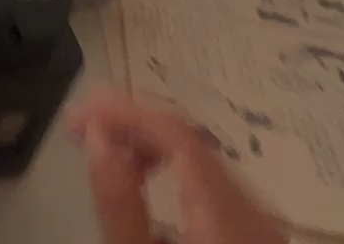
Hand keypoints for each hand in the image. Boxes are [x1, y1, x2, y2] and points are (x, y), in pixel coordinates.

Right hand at [67, 90, 286, 243]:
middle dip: (132, 127)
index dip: (124, 111)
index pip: (178, 135)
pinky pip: (215, 189)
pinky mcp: (259, 243)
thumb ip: (119, 201)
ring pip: (204, 163)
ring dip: (150, 148)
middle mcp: (259, 218)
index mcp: (229, 220)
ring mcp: (266, 233)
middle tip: (80, 131)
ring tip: (105, 155)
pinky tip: (145, 189)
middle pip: (193, 144)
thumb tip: (98, 133)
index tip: (76, 116)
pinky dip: (173, 174)